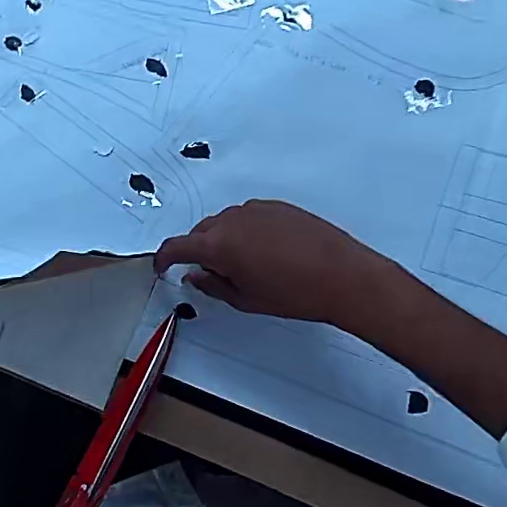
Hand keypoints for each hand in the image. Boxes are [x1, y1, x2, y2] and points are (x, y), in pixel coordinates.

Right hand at [157, 198, 506, 438]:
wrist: (344, 276)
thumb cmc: (296, 292)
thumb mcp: (245, 299)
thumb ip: (213, 284)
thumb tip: (197, 276)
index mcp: (218, 244)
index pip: (176, 247)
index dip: (164, 259)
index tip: (162, 267)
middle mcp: (232, 220)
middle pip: (200, 233)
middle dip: (198, 251)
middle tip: (211, 275)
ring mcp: (256, 210)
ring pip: (225, 224)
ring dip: (223, 241)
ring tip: (245, 266)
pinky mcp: (278, 207)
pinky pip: (248, 217)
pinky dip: (245, 232)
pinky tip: (265, 253)